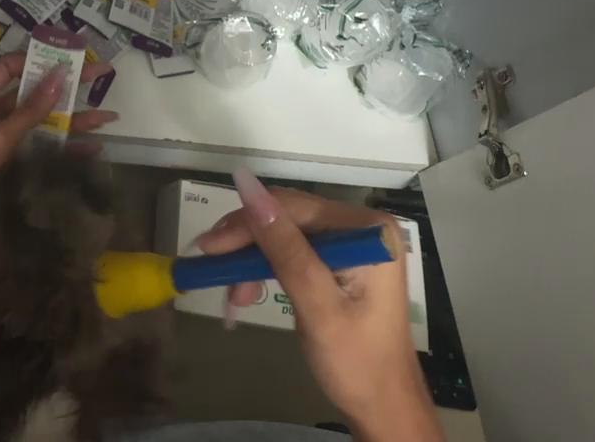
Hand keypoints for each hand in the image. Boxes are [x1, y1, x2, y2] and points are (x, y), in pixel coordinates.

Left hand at [0, 51, 115, 225]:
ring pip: (43, 121)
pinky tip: (93, 147)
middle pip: (33, 92)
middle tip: (101, 74)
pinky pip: (43, 147)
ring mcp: (5, 137)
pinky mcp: (14, 160)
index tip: (68, 59)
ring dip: (74, 119)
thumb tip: (59, 75)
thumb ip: (30, 110)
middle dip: (67, 86)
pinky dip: (66, 146)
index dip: (37, 60)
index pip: (9, 67)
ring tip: (109, 118)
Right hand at [195, 169, 440, 441]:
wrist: (385, 410)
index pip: (293, 209)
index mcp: (367, 229)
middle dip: (248, 243)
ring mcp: (352, 241)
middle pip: (287, 216)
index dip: (247, 223)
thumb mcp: (317, 307)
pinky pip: (293, 248)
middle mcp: (361, 225)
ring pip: (284, 231)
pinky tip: (249, 288)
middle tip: (214, 268)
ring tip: (235, 293)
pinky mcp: (340, 258)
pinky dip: (267, 266)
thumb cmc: (357, 364)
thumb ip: (283, 247)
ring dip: (253, 258)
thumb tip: (245, 184)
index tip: (208, 247)